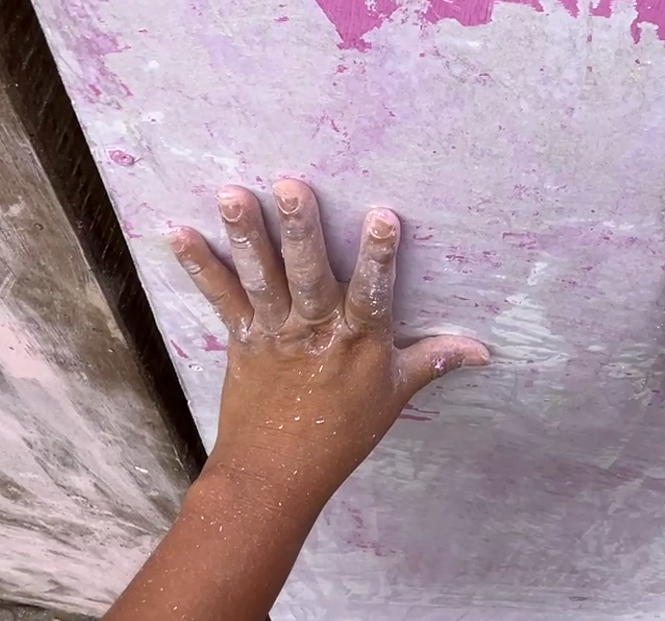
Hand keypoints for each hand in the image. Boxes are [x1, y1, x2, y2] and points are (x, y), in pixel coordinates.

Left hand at [173, 179, 489, 512]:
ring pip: (261, 277)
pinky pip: (219, 297)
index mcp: (358, 339)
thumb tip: (485, 350)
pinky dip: (199, 265)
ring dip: (246, 235)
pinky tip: (179, 233)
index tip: (382, 215)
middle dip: (300, 229)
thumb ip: (435, 359)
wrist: (275, 476)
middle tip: (290, 187)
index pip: (374, 291)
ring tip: (233, 195)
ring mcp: (273, 331)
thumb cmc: (343, 432)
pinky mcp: (241, 337)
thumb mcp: (395, 393)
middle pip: (308, 274)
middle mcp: (314, 329)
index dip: (379, 255)